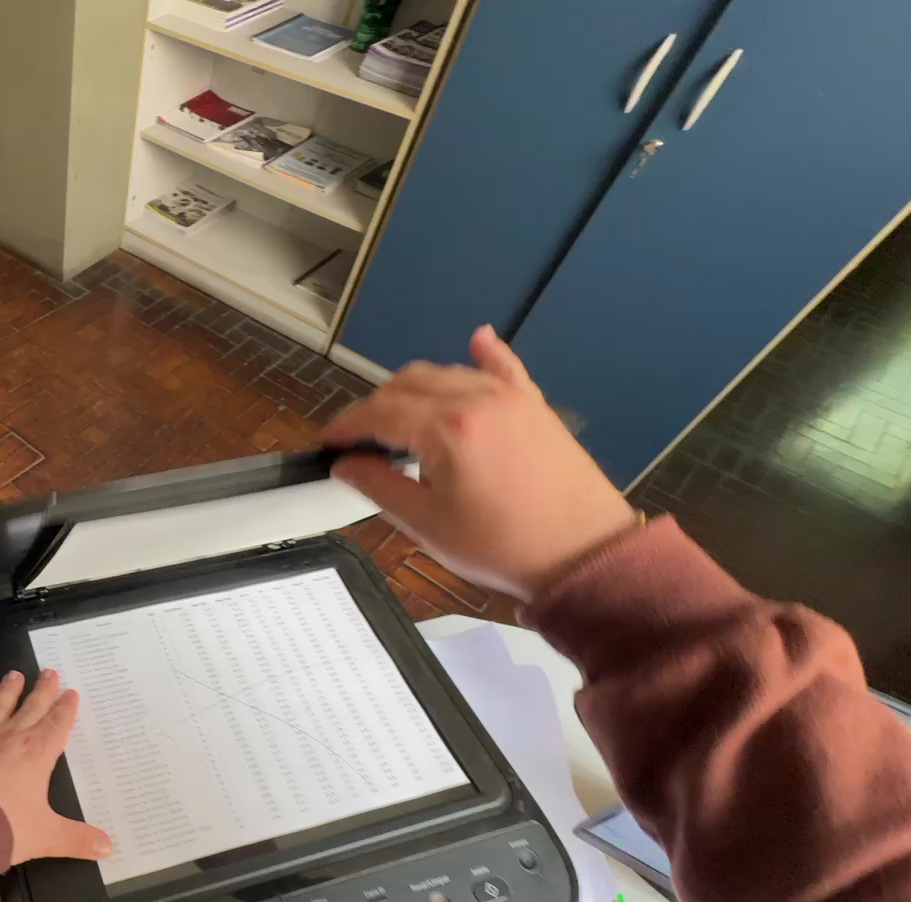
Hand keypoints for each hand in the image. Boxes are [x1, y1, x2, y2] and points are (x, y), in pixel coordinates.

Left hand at [0, 670, 112, 864]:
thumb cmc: (4, 828)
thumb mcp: (46, 837)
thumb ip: (77, 840)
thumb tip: (109, 849)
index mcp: (37, 754)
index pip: (56, 725)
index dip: (65, 709)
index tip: (71, 693)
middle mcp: (11, 738)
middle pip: (32, 708)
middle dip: (43, 690)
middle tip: (50, 671)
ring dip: (9, 689)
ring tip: (15, 674)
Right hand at [321, 326, 637, 601]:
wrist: (584, 555)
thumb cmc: (500, 546)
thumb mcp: (424, 523)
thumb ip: (377, 485)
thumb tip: (345, 465)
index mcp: (447, 429)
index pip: (378, 413)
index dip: (345, 426)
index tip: (326, 444)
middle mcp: (476, 399)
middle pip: (405, 385)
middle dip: (372, 409)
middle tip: (357, 442)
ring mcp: (509, 398)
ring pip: (444, 374)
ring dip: (410, 391)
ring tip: (394, 422)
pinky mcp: (534, 407)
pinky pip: (504, 368)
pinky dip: (484, 353)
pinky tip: (477, 337)